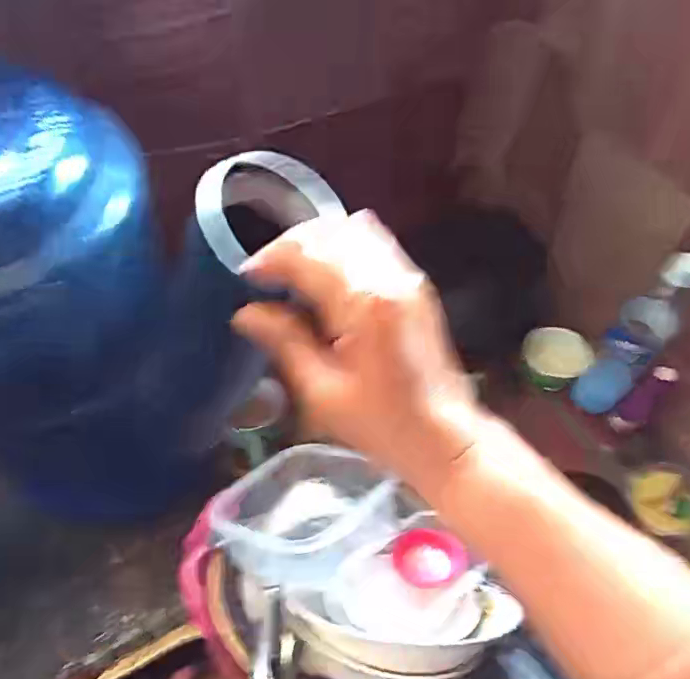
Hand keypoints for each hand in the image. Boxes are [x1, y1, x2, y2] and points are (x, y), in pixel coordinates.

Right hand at [232, 211, 489, 494]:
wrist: (445, 437)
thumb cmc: (383, 425)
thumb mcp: (323, 393)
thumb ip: (286, 343)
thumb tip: (247, 313)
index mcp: (363, 302)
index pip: (306, 254)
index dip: (269, 260)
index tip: (245, 281)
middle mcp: (389, 276)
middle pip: (330, 231)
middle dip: (290, 246)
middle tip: (266, 279)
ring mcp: (408, 278)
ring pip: (354, 230)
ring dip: (319, 244)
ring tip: (295, 277)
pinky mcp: (417, 288)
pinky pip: (376, 246)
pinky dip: (345, 251)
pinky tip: (330, 284)